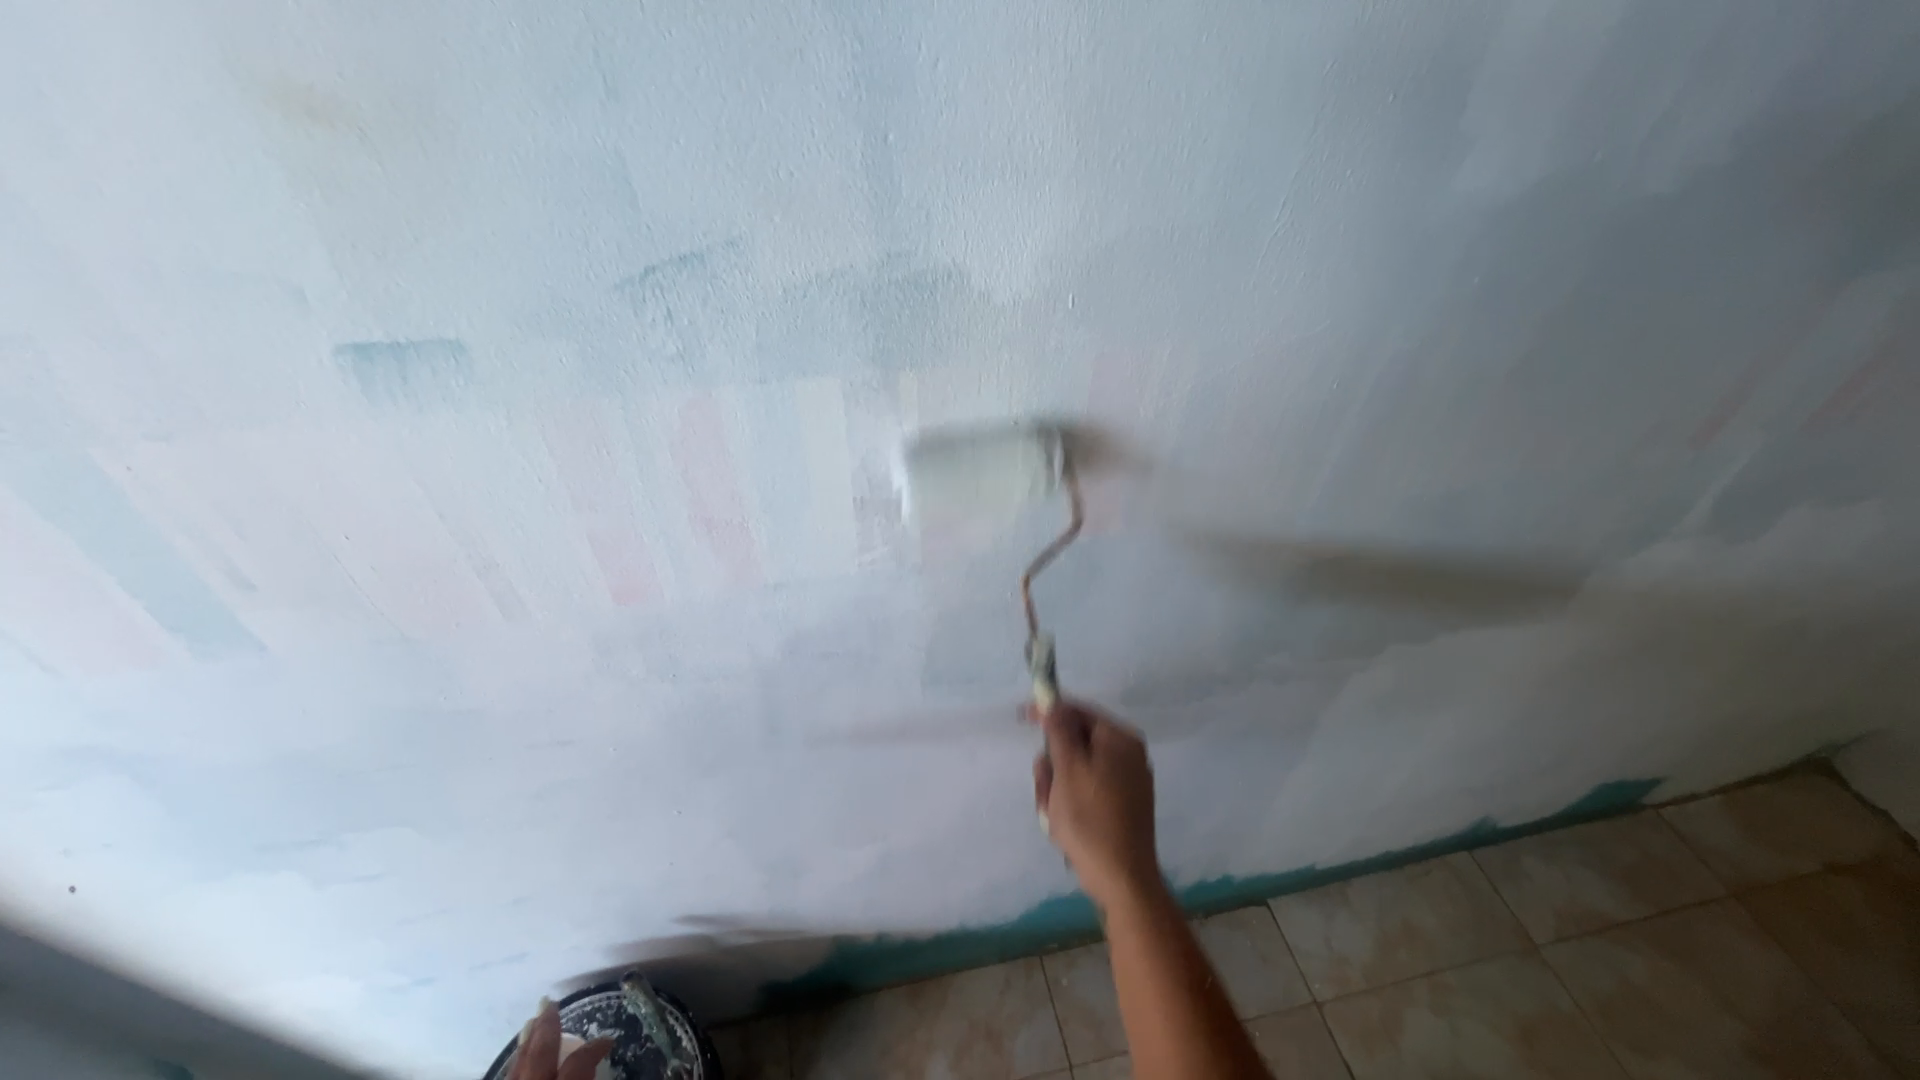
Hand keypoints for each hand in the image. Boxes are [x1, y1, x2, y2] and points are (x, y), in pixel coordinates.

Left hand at [510, 999, 612, 1079]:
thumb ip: (587, 1079)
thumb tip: (595, 1068)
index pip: (577, 1063)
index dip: (593, 1050)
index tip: (607, 1040)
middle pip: (539, 1054)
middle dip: (545, 1027)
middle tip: (549, 1001)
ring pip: (518, 1065)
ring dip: (526, 1042)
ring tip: (531, 1021)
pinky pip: (509, 1077)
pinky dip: (517, 1061)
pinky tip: (521, 1055)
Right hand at [1032, 700, 1161, 908]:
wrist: (1121, 878)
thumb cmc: (1090, 819)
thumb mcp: (1067, 769)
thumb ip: (1059, 730)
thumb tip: (1054, 702)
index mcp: (1119, 740)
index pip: (1078, 711)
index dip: (1048, 712)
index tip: (1021, 717)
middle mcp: (1127, 755)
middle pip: (1074, 743)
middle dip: (1053, 764)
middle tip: (1046, 789)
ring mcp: (1126, 782)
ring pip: (1075, 770)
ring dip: (1056, 788)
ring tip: (1054, 815)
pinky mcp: (1121, 806)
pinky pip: (1085, 791)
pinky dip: (1069, 803)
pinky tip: (1066, 827)